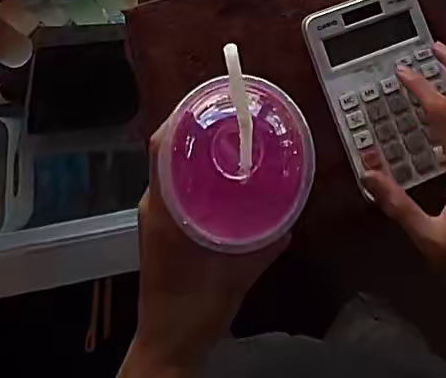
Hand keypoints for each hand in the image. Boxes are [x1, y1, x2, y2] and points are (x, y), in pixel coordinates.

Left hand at [122, 120, 287, 375]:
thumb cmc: (194, 308)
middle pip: (166, 149)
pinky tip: (220, 174)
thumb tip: (290, 220)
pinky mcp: (160, 225)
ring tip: (226, 134)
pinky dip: (193, 170)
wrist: (168, 346)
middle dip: (193, 125)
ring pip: (170, 165)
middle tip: (226, 112)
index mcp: (164, 209)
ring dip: (193, 147)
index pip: (160, 147)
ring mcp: (155, 215)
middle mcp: (155, 205)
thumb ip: (266, 246)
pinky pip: (174, 184)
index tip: (206, 100)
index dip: (179, 117)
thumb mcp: (237, 275)